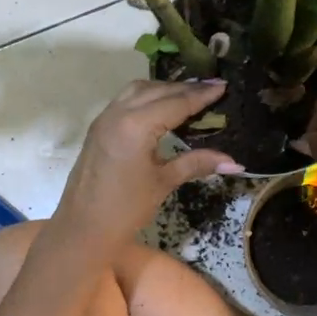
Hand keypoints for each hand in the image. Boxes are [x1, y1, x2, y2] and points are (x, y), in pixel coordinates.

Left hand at [53, 80, 242, 242]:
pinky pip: (125, 100)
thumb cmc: (125, 209)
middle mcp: (118, 113)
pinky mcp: (98, 128)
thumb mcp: (163, 183)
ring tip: (188, 94)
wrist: (82, 229)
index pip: (175, 103)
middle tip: (212, 87)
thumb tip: (234, 162)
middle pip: (157, 91)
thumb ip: (196, 163)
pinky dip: (147, 97)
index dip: (201, 95)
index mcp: (136, 126)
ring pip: (138, 90)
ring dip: (163, 89)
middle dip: (185, 88)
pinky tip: (161, 107)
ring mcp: (104, 119)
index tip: (223, 86)